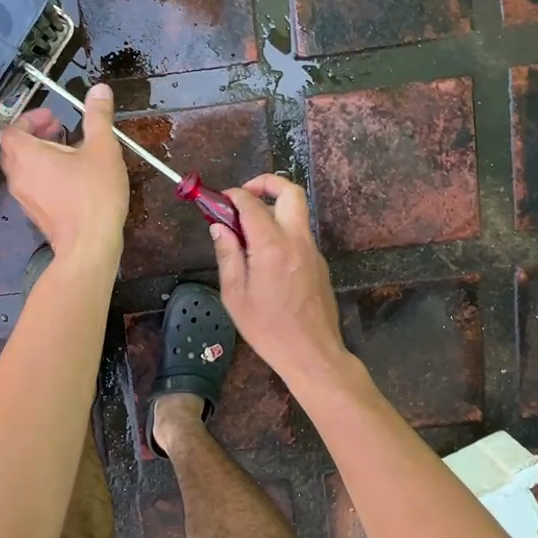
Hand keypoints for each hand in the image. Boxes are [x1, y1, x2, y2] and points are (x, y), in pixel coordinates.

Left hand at [0, 84, 129, 261]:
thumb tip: (99, 89)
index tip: (55, 117)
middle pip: (14, 148)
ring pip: (22, 169)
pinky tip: (72, 178)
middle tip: (61, 130)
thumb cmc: (94, 194)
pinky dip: (44, 174)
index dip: (30, 118)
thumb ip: (98, 117)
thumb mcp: (102, 149)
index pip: (12, 129)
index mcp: (27, 155)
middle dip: (35, 134)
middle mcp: (17, 176)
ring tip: (69, 152)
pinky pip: (32, 186)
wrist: (89, 246)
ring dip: (40, 155)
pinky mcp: (35, 214)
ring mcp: (24, 198)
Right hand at [210, 175, 355, 389]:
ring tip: (246, 231)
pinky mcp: (319, 263)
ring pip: (296, 212)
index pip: (252, 203)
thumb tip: (220, 227)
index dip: (233, 195)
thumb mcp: (235, 294)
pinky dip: (280, 231)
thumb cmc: (267, 329)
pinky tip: (263, 257)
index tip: (218, 200)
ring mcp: (312, 251)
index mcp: (272, 246)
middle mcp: (297, 240)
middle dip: (266, 183)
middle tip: (242, 197)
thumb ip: (228, 254)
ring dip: (272, 209)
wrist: (312, 354)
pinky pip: (299, 235)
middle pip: (290, 191)